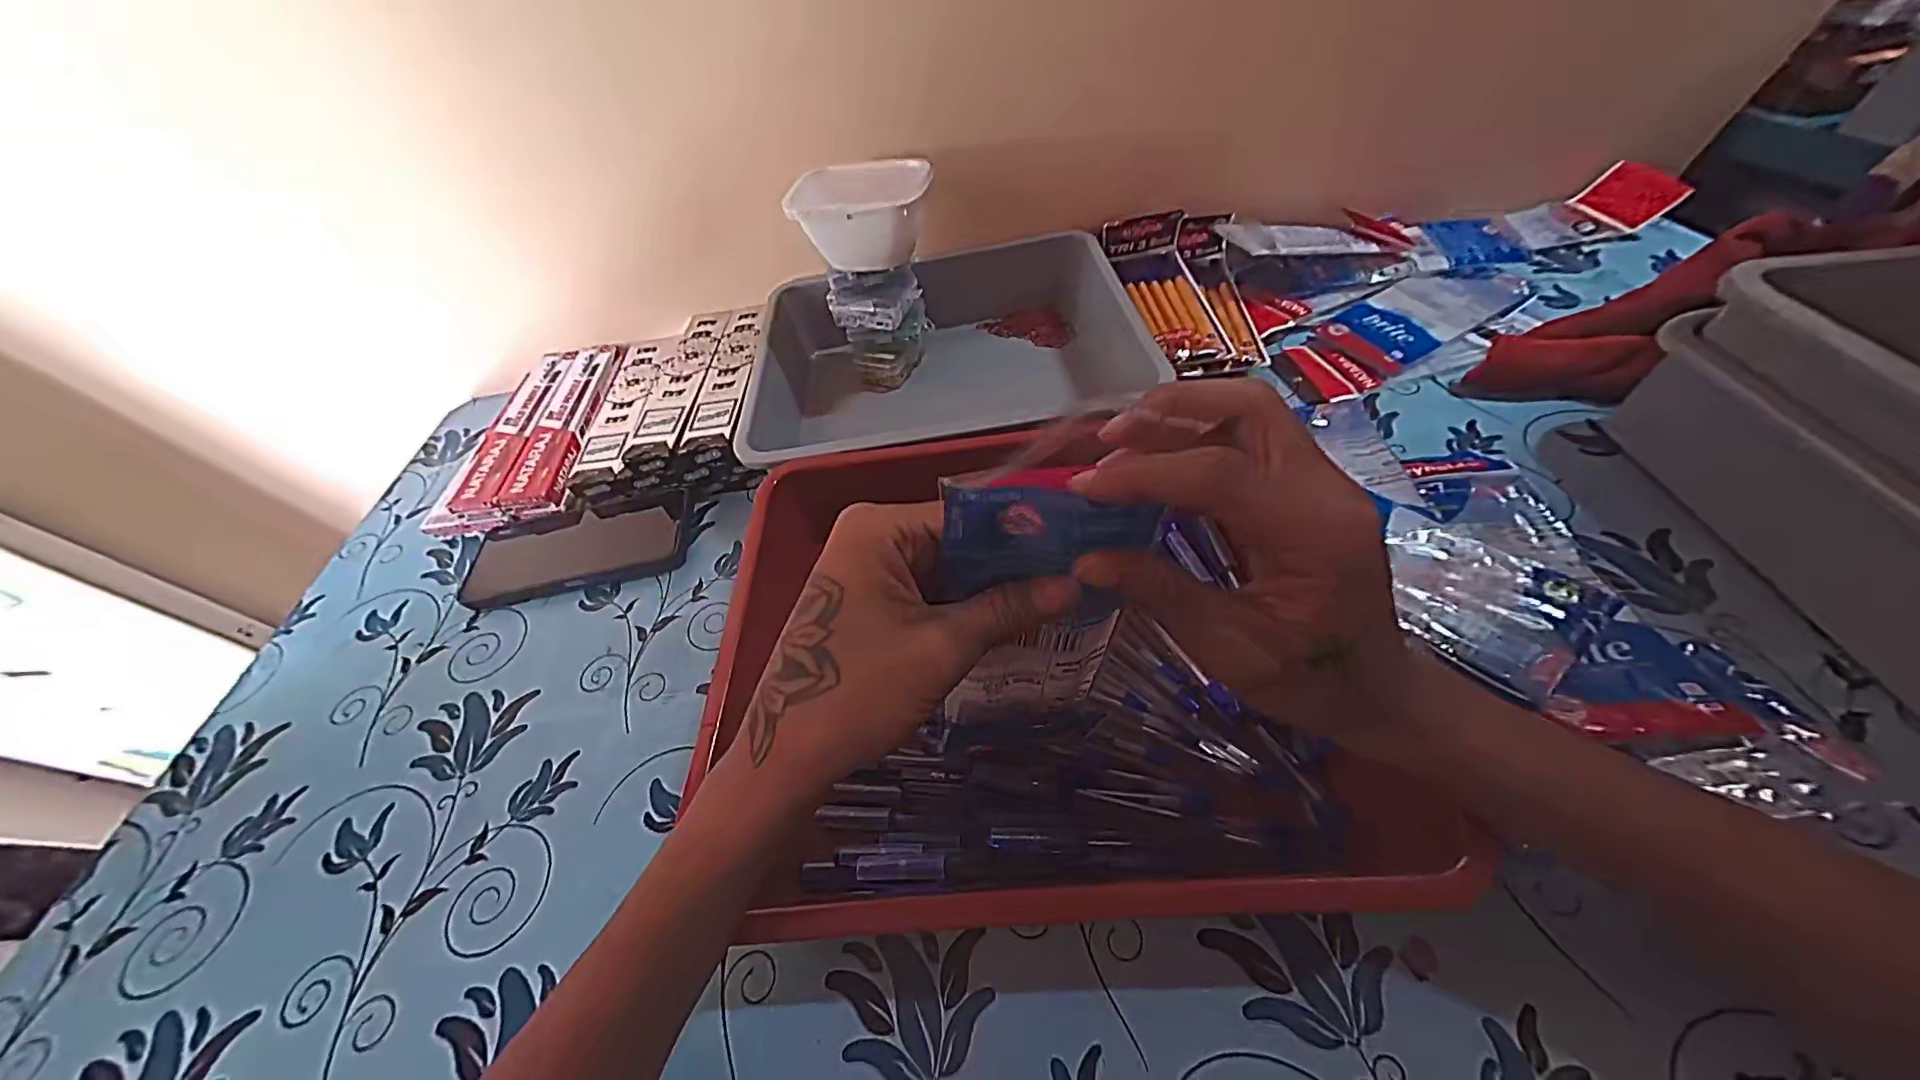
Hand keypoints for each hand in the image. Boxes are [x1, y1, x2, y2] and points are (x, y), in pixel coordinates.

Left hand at [727, 501, 1079, 800]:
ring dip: (989, 589)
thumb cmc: (860, 692)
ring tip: (1055, 597)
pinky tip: (1009, 618)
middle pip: (956, 539)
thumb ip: (1009, 609)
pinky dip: (961, 606)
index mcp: (879, 527)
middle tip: (1073, 577)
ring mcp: (865, 567)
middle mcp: (869, 534)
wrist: (788, 755)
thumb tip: (1073, 585)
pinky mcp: (867, 598)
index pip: (968, 514)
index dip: (1023, 533)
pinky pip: (925, 591)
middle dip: (1009, 565)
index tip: (1074, 548)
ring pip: (945, 568)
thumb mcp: (943, 647)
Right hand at [1069, 380, 1415, 747]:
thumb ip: (1161, 594)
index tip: (1085, 486)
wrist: (1375, 687)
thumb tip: (1087, 561)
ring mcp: (1321, 479)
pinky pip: (1249, 435)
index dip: (1143, 474)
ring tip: (1120, 441)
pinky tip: (1156, 458)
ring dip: (1180, 414)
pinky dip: (1195, 434)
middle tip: (1107, 438)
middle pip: (1249, 406)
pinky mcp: (1306, 482)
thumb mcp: (1227, 650)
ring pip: (1249, 410)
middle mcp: (1325, 489)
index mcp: (1312, 534)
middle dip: (1169, 409)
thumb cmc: (1309, 680)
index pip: (1219, 473)